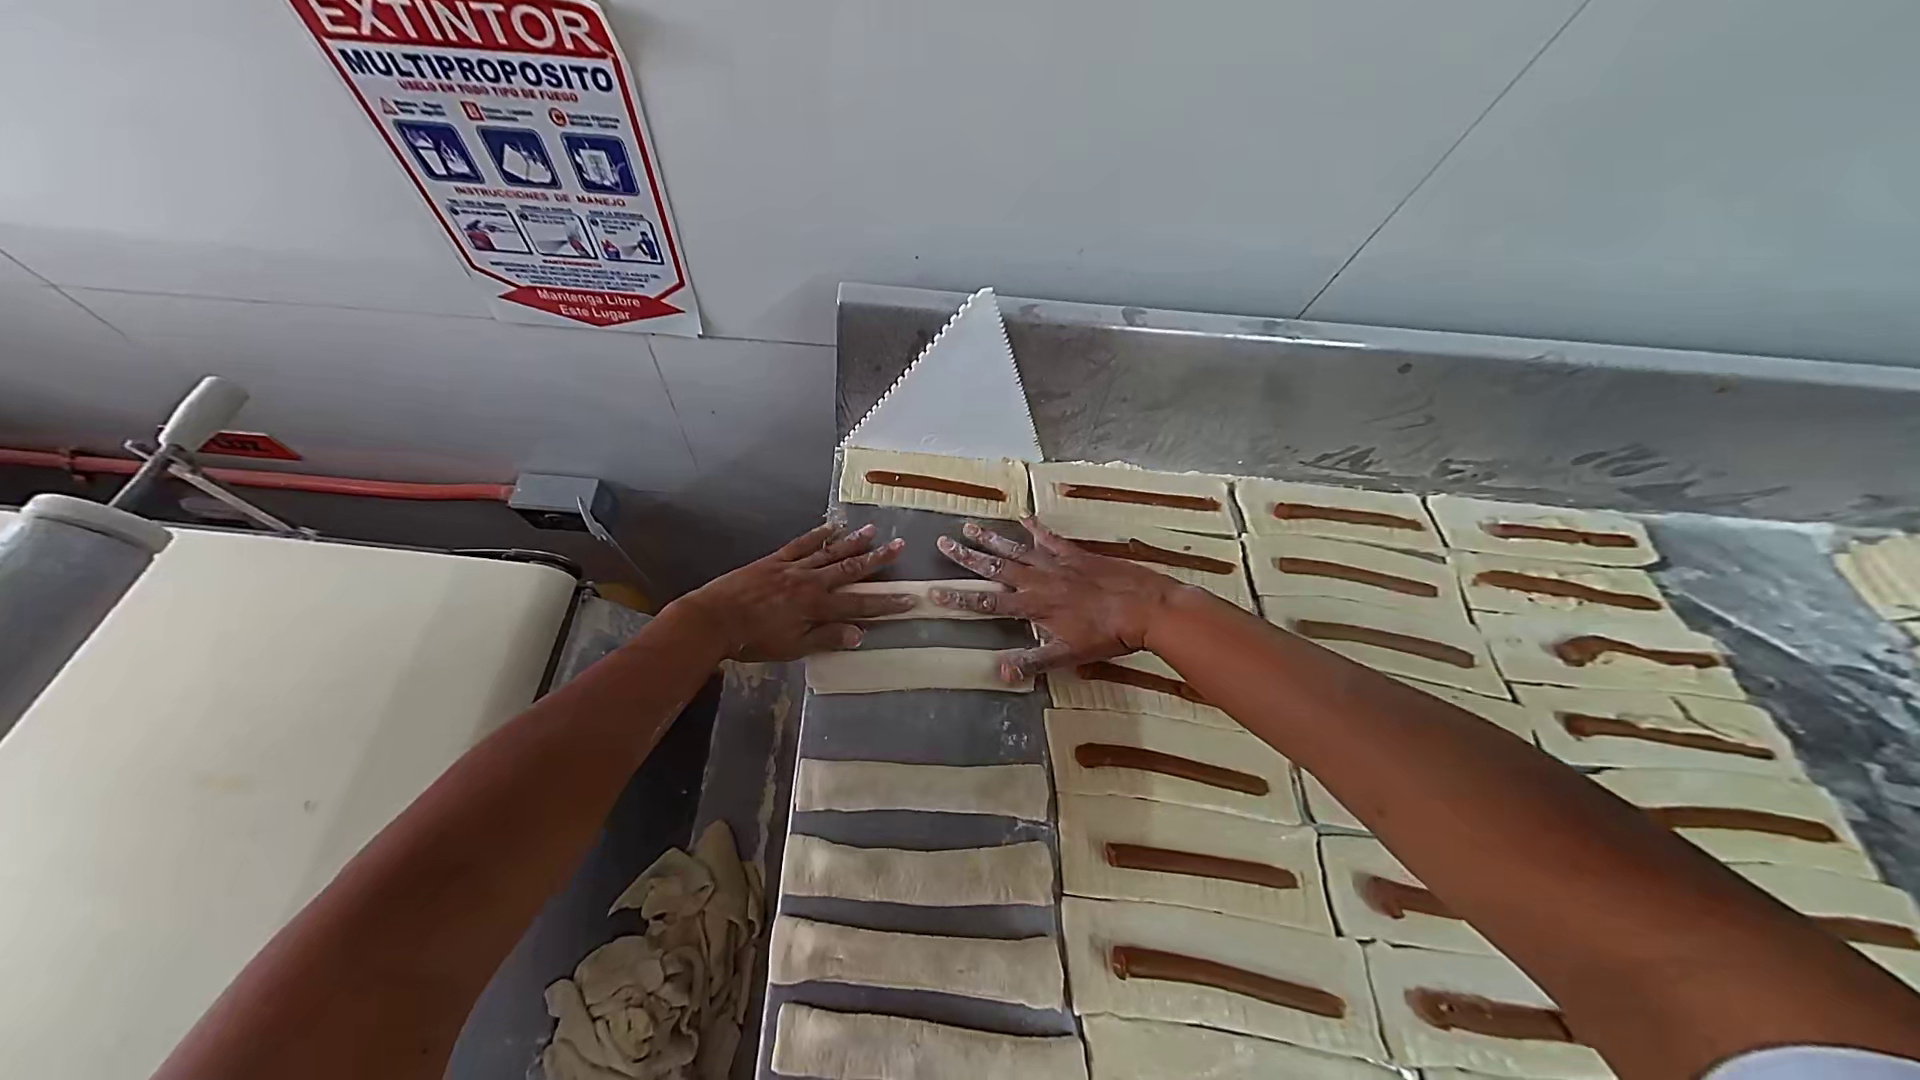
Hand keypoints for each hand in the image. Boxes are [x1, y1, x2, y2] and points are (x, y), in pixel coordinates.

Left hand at [671, 522, 910, 660]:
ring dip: (853, 541)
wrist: (714, 619)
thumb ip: (826, 638)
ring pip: (829, 552)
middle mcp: (810, 582)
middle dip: (877, 559)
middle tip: (899, 546)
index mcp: (817, 606)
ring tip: (874, 530)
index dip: (886, 603)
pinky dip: (819, 535)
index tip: (909, 598)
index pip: (860, 605)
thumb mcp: (792, 647)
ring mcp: (793, 567)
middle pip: (850, 569)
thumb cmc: (753, 640)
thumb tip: (859, 634)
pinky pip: (802, 544)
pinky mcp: (775, 560)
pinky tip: (832, 527)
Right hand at [931, 518, 1191, 681]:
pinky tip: (1022, 516)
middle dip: (966, 558)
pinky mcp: (1075, 554)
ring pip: (1016, 549)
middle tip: (942, 544)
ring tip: (969, 526)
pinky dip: (1035, 527)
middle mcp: (1038, 581)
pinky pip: (1049, 537)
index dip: (959, 599)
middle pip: (995, 568)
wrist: (1144, 607)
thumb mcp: (1068, 655)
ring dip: (991, 539)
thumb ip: (1033, 661)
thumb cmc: (1107, 636)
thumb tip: (998, 671)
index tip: (935, 592)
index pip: (988, 603)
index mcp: (1033, 607)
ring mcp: (1056, 564)